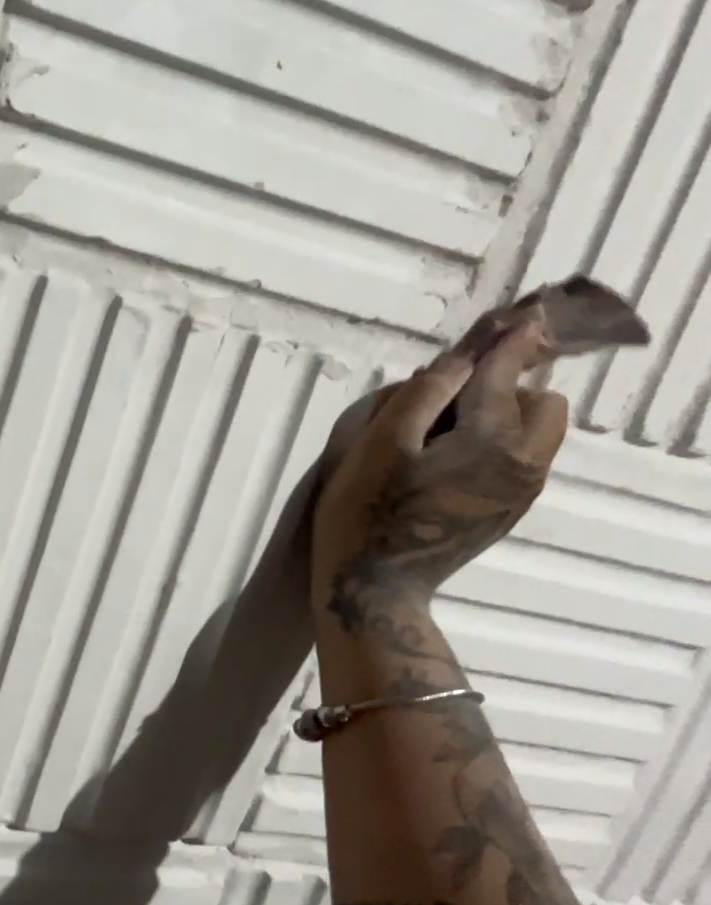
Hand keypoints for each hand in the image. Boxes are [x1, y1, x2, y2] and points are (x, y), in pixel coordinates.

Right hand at [312, 311, 566, 637]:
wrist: (374, 588)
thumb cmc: (364, 513)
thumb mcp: (376, 448)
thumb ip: (418, 399)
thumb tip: (453, 365)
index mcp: (492, 442)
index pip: (505, 377)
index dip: (508, 344)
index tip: (522, 315)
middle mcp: (523, 464)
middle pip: (540, 403)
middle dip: (507, 386)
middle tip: (451, 393)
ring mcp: (518, 492)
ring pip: (535, 434)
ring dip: (504, 416)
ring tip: (444, 428)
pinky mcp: (504, 512)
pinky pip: (519, 460)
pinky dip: (496, 443)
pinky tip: (445, 459)